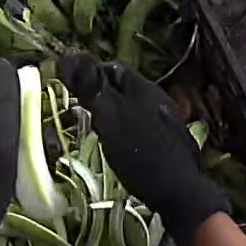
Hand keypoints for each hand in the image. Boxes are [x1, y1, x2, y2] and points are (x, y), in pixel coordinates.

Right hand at [61, 54, 225, 245]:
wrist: (177, 189)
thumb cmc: (138, 151)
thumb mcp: (108, 116)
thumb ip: (91, 87)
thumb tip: (69, 56)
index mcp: (142, 87)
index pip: (114, 68)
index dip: (92, 74)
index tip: (74, 91)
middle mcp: (158, 97)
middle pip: (125, 87)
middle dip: (103, 95)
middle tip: (84, 113)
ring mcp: (168, 119)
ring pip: (134, 106)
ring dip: (116, 113)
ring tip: (100, 132)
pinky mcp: (172, 139)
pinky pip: (144, 125)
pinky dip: (129, 130)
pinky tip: (124, 147)